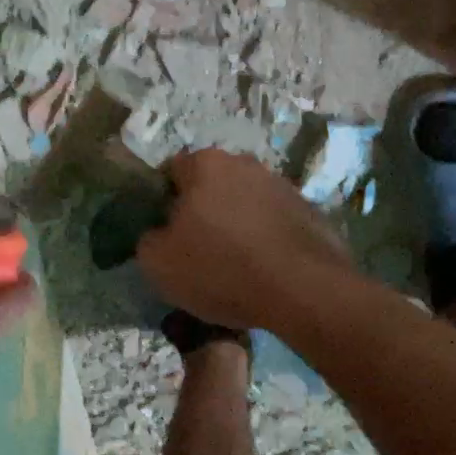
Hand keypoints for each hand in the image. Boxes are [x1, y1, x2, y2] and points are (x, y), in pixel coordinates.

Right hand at [136, 149, 349, 330]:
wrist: (303, 291)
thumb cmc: (220, 268)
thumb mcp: (158, 263)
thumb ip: (147, 239)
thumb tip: (157, 235)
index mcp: (205, 164)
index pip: (170, 172)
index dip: (161, 203)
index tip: (164, 234)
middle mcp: (244, 163)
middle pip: (210, 185)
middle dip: (201, 212)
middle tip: (196, 251)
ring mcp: (282, 185)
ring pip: (243, 202)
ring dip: (235, 224)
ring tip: (234, 265)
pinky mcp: (309, 210)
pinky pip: (273, 221)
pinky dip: (264, 238)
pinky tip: (263, 270)